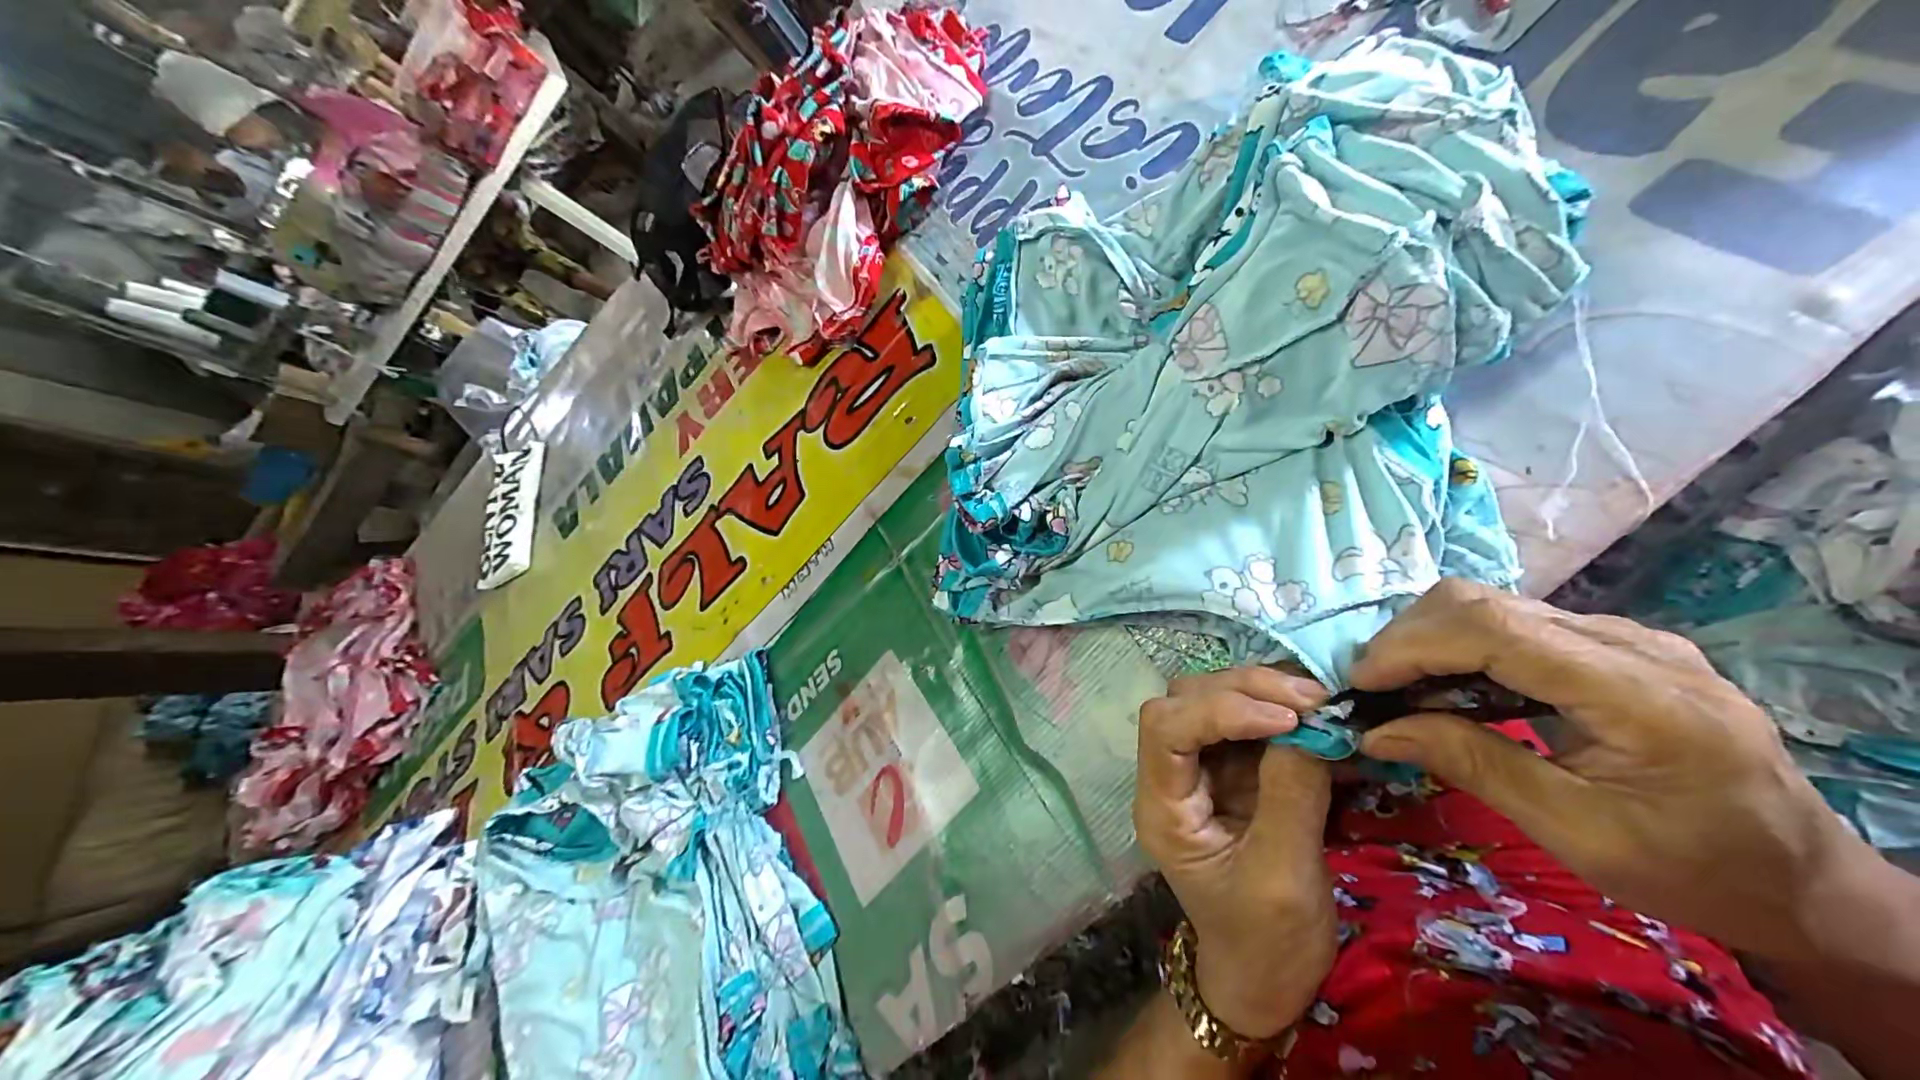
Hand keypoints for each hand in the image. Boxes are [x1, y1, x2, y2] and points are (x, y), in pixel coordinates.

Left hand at [1133, 668, 1334, 1038]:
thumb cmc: (1265, 941)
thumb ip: (1290, 795)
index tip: (1286, 719)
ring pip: (1215, 702)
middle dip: (1245, 690)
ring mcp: (1200, 771)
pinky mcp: (1232, 773)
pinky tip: (1319, 717)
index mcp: (1161, 806)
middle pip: (1186, 702)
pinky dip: (1281, 712)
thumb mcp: (1283, 876)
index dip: (1219, 709)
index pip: (1164, 727)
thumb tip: (1309, 727)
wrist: (1264, 977)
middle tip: (1314, 699)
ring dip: (1264, 692)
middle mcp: (1171, 776)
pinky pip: (1248, 725)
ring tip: (1321, 702)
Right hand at [1351, 579, 1860, 961]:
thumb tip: (1375, 731)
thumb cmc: (1695, 869)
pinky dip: (1459, 645)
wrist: (1805, 882)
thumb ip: (1473, 765)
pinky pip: (1514, 623)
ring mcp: (1625, 637)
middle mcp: (1630, 642)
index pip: (1494, 630)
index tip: (1358, 684)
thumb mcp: (1578, 833)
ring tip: (1398, 688)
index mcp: (1637, 692)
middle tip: (1370, 690)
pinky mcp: (1614, 644)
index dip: (1411, 646)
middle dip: (1408, 637)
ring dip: (1428, 638)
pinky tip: (1447, 685)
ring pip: (1492, 603)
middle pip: (1484, 601)